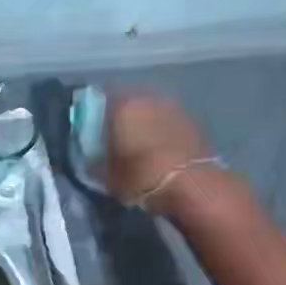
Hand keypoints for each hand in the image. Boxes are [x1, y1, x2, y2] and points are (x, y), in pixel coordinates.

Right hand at [101, 94, 211, 208]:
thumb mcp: (108, 177)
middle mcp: (147, 98)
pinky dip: (161, 133)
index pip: (99, 102)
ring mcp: (173, 107)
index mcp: (121, 106)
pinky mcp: (193, 121)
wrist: (194, 187)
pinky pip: (168, 123)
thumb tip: (93, 158)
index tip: (91, 134)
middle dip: (121, 119)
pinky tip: (159, 151)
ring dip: (144, 124)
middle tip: (115, 141)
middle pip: (127, 103)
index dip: (93, 118)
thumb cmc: (143, 179)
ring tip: (139, 148)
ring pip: (150, 111)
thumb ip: (97, 162)